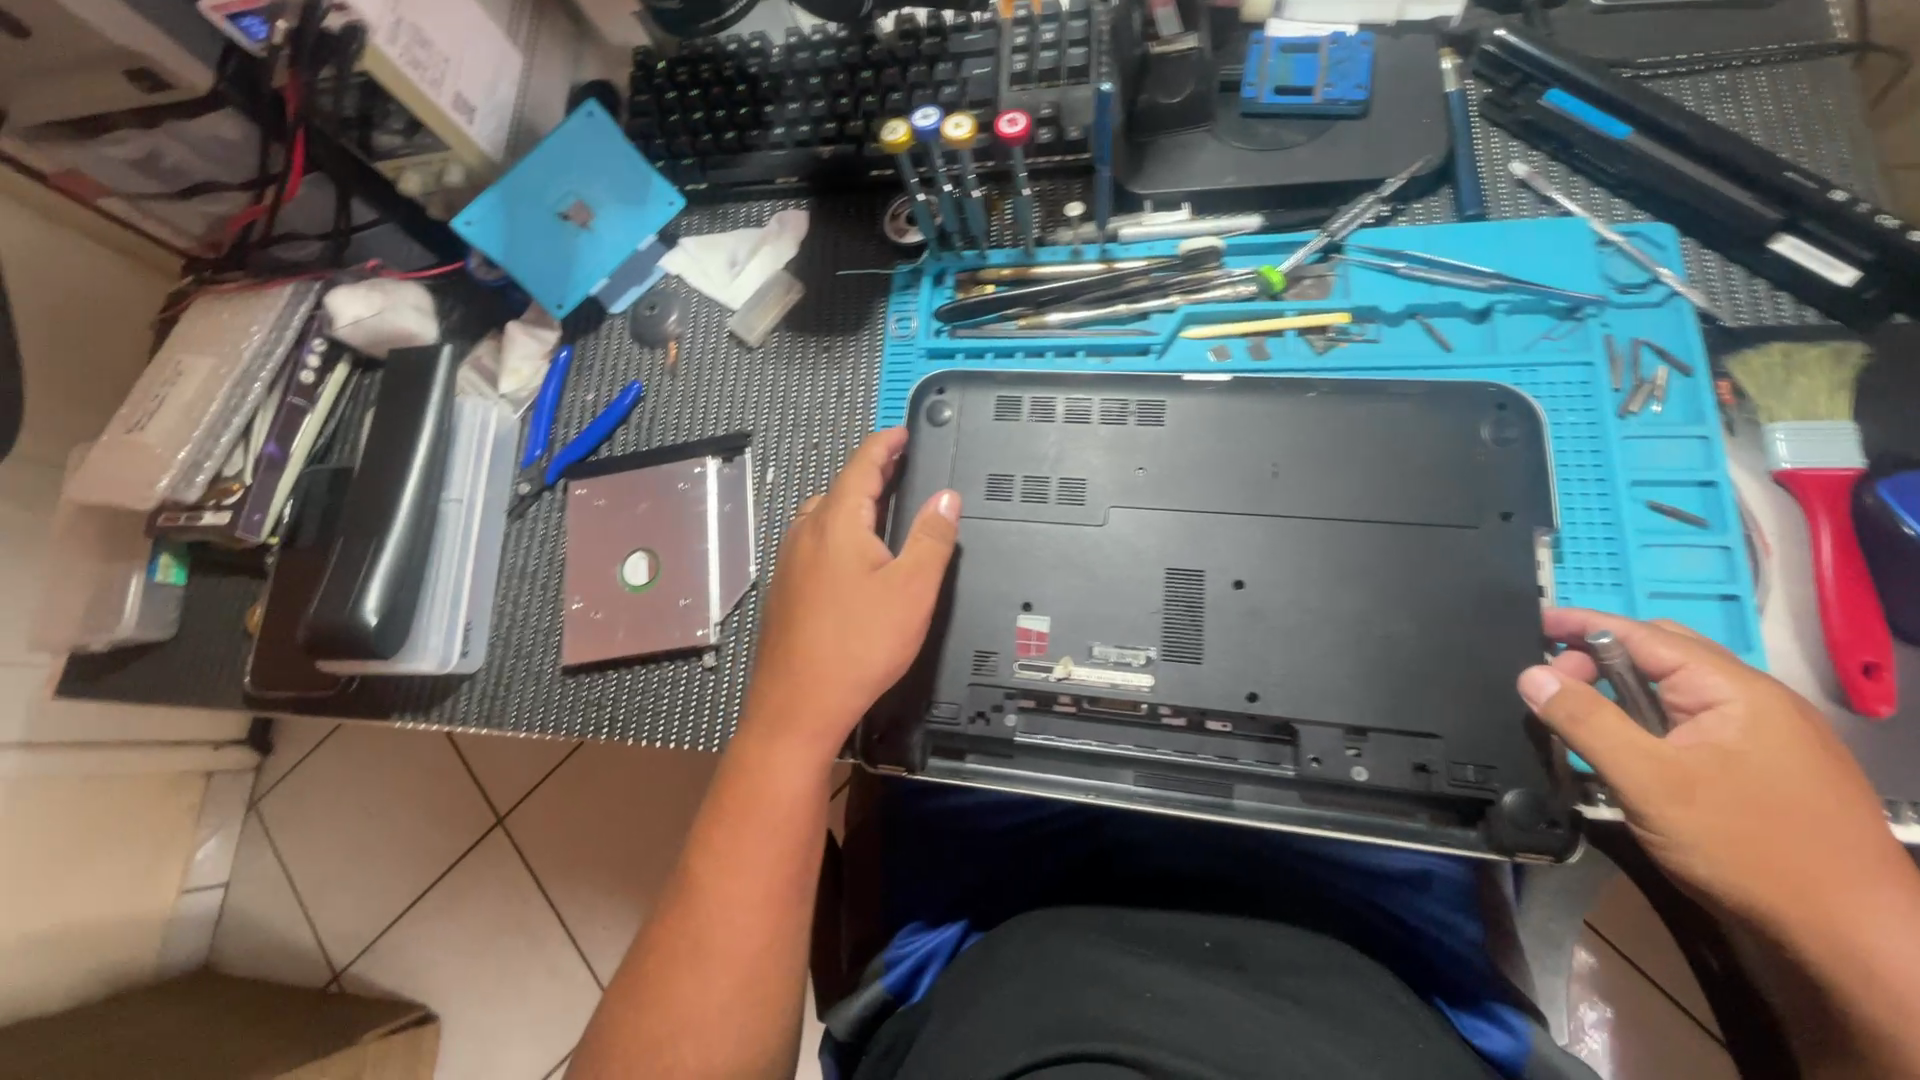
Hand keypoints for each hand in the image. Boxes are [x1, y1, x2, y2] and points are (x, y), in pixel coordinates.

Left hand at [740, 428, 959, 759]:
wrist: (797, 705)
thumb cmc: (860, 646)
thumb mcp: (913, 590)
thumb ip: (932, 538)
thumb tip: (946, 495)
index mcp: (837, 523)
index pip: (862, 465)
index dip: (885, 444)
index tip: (903, 432)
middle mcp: (805, 533)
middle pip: (839, 488)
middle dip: (871, 473)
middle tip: (902, 468)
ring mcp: (789, 562)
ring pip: (822, 516)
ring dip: (852, 503)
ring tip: (881, 507)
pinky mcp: (785, 589)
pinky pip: (814, 543)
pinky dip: (838, 532)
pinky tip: (853, 557)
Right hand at [1516, 609, 1916, 937]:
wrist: (1848, 934)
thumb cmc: (1748, 848)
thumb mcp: (1649, 782)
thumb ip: (1586, 722)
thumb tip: (1532, 674)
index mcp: (1734, 690)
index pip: (1644, 634)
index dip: (1583, 625)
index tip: (1533, 625)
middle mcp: (1754, 701)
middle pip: (1662, 657)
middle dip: (1599, 661)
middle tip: (1551, 688)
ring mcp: (1765, 737)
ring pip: (1675, 695)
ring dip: (1622, 698)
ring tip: (1580, 722)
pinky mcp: (1763, 769)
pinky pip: (1691, 727)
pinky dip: (1648, 726)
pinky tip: (1627, 755)